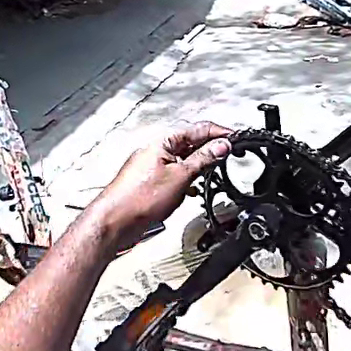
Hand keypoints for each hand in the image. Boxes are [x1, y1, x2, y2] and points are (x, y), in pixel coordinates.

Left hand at [83, 122, 232, 249]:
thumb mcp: (180, 177)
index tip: (235, 139)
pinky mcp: (151, 181)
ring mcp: (153, 165)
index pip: (198, 128)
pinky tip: (193, 189)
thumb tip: (221, 145)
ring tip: (213, 172)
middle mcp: (157, 149)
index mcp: (163, 141)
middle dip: (210, 148)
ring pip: (183, 158)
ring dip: (199, 164)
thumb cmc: (139, 198)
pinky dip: (187, 178)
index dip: (219, 133)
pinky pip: (175, 173)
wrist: (115, 222)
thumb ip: (203, 160)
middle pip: (190, 142)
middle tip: (228, 155)